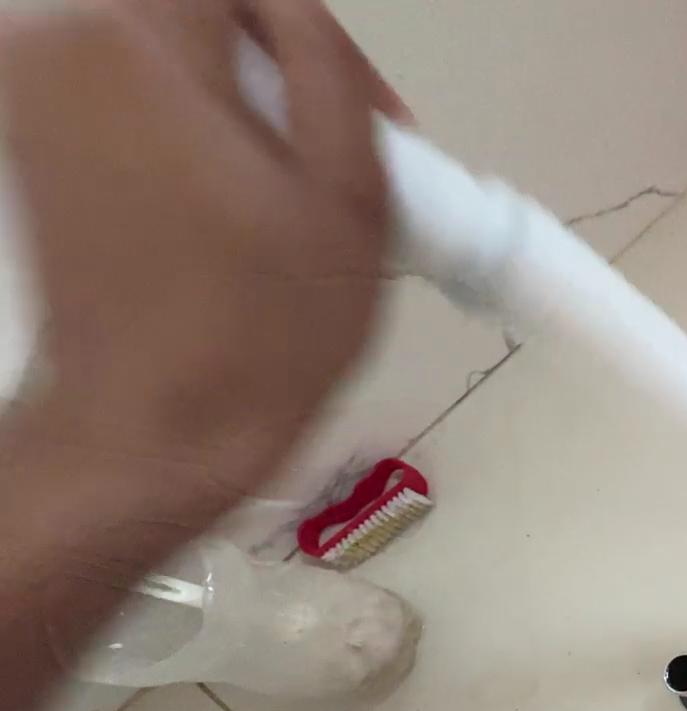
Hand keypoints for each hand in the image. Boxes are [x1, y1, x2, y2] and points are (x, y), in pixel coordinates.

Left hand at [0, 0, 405, 523]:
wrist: (165, 415)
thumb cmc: (278, 316)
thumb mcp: (347, 197)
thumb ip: (328, 77)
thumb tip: (300, 16)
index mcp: (139, 47)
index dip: (314, 32)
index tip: (373, 110)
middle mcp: (51, 43)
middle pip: (191, 10)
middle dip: (279, 64)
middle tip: (346, 152)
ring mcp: (23, 93)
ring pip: (160, 53)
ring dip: (242, 100)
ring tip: (301, 189)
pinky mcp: (26, 144)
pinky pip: (124, 96)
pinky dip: (195, 128)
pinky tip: (242, 203)